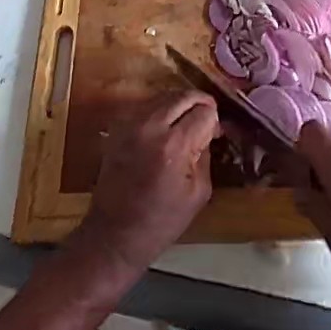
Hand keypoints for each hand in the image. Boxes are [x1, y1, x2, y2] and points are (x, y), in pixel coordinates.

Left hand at [70, 91, 219, 272]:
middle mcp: (150, 127)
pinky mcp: (117, 129)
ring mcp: (129, 125)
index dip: (214, 120)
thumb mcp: (198, 192)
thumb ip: (205, 154)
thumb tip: (209, 131)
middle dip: (200, 103)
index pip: (204, 111)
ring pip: (162, 95)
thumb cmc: (162, 220)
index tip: (215, 134)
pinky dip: (159, 110)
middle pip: (183, 96)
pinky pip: (144, 106)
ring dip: (179, 104)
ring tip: (187, 122)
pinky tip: (165, 127)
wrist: (114, 234)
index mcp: (174, 145)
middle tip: (207, 119)